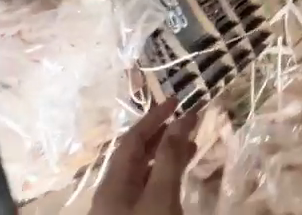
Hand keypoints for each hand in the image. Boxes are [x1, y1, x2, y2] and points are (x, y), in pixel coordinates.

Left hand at [92, 97, 194, 214]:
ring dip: (164, 154)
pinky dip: (163, 175)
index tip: (179, 98)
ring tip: (191, 144)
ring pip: (140, 174)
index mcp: (112, 186)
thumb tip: (183, 118)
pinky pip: (144, 190)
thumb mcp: (161, 197)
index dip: (155, 117)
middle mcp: (110, 196)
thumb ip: (171, 157)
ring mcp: (117, 213)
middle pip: (133, 156)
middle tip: (187, 118)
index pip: (131, 140)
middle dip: (161, 133)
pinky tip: (178, 177)